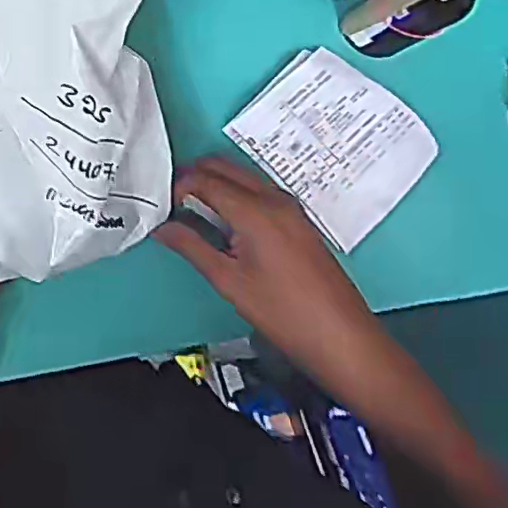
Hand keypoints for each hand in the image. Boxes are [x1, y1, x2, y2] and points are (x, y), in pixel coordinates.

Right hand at [155, 154, 381, 375]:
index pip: (203, 179)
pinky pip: (257, 189)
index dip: (176, 187)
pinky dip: (233, 192)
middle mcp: (274, 199)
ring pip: (240, 174)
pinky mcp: (297, 219)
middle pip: (222, 166)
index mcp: (255, 211)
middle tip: (172, 202)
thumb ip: (191, 246)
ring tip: (192, 211)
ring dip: (213, 182)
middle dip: (192, 176)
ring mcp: (289, 207)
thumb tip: (163, 227)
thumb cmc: (286, 314)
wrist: (345, 341)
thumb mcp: (228, 281)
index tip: (162, 206)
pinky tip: (223, 221)